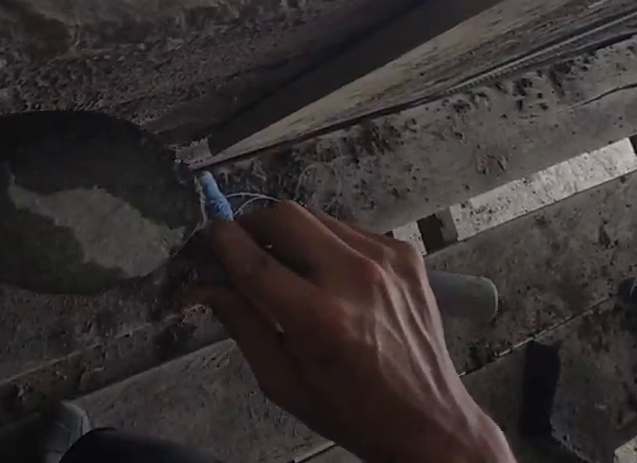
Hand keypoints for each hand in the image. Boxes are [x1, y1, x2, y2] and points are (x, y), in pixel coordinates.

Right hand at [199, 203, 512, 462]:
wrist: (430, 421)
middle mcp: (352, 278)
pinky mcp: (404, 252)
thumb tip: (206, 282)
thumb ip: (241, 324)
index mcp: (319, 320)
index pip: (254, 261)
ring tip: (286, 261)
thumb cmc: (350, 411)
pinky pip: (347, 228)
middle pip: (284, 217)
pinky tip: (329, 272)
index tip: (210, 234)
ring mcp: (383, 259)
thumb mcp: (283, 382)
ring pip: (315, 216)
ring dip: (289, 231)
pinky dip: (326, 242)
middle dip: (254, 224)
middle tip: (244, 243)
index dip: (224, 241)